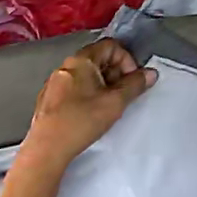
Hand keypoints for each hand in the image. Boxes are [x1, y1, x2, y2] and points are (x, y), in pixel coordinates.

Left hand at [21, 39, 155, 170]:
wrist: (46, 150)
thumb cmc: (82, 120)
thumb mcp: (116, 102)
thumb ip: (136, 84)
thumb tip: (150, 73)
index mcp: (81, 61)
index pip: (111, 45)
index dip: (127, 60)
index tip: (132, 80)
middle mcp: (65, 66)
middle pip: (98, 58)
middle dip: (116, 73)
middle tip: (123, 93)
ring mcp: (54, 83)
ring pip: (86, 74)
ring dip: (103, 84)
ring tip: (109, 105)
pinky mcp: (48, 99)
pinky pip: (74, 87)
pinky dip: (88, 93)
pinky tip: (90, 113)